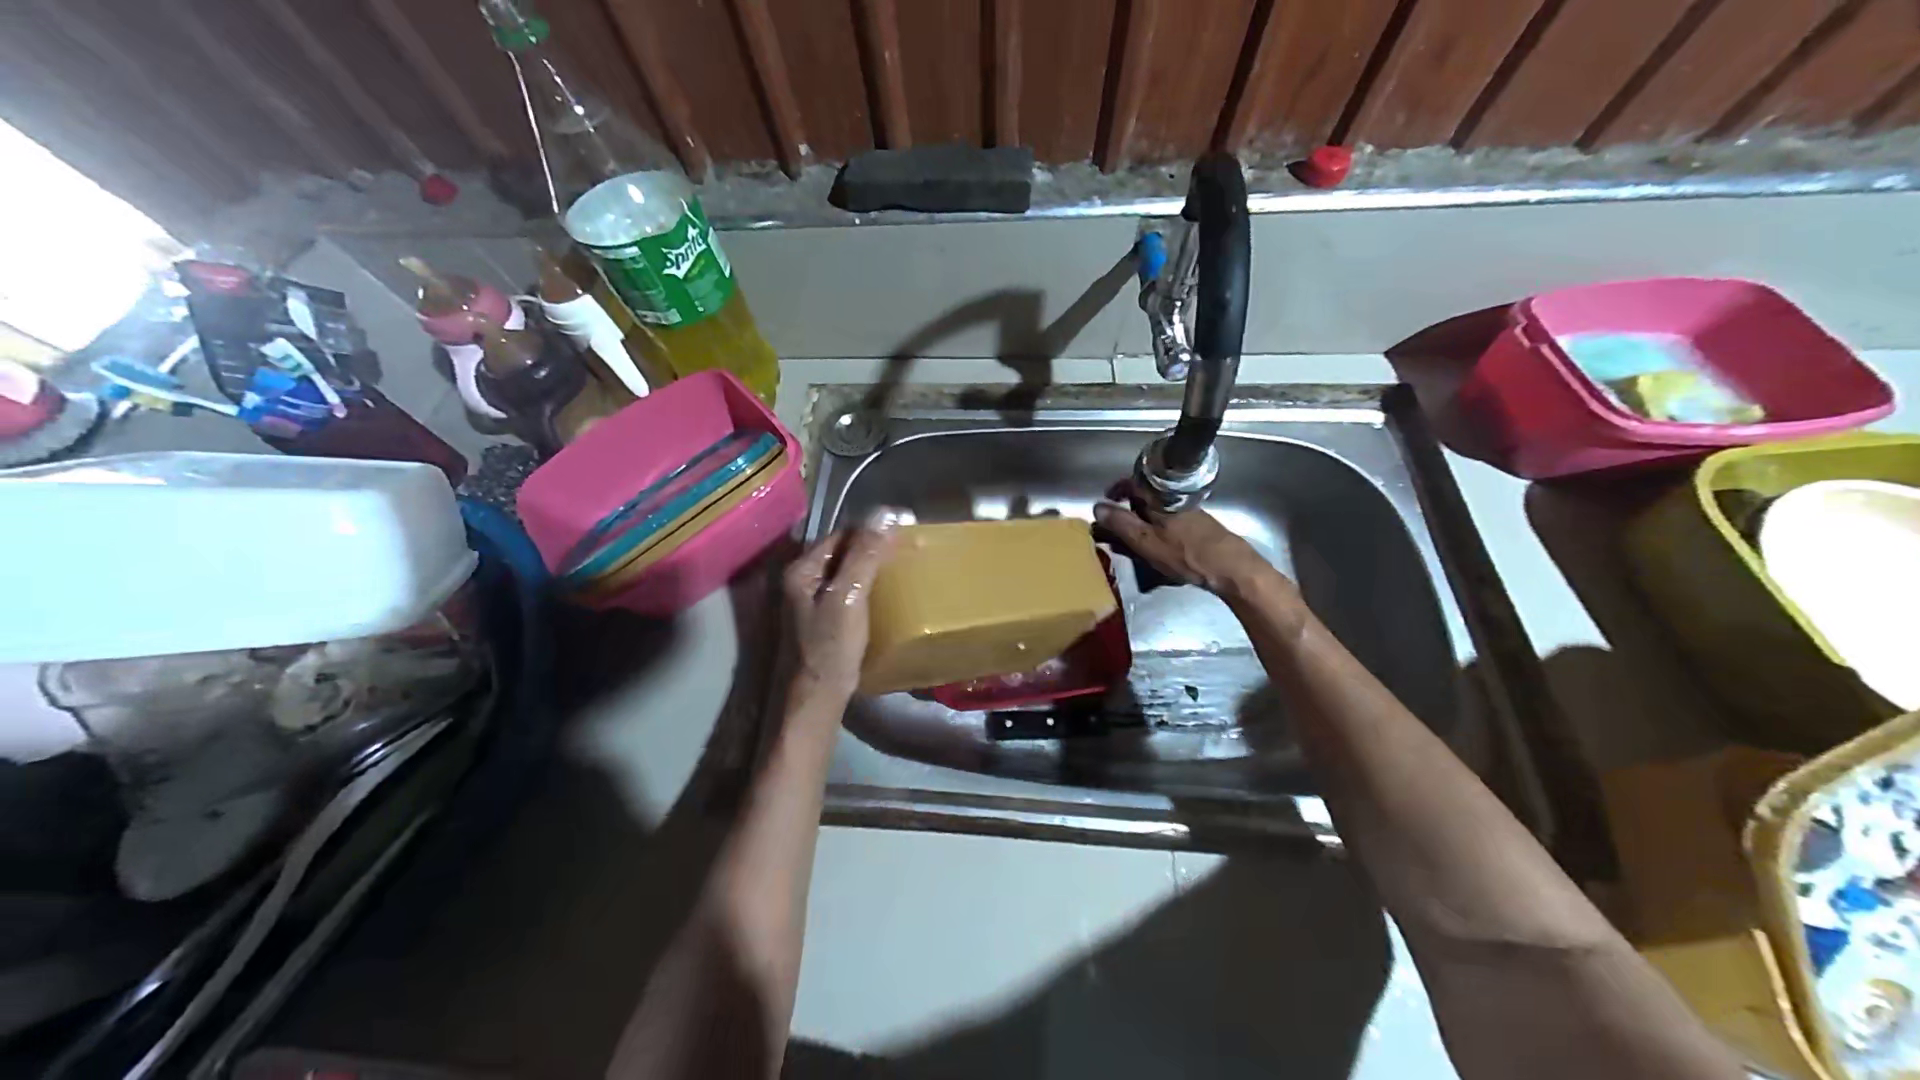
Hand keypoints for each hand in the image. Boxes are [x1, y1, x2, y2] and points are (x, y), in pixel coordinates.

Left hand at [782, 510, 903, 698]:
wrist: (815, 702)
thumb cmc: (830, 649)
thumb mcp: (849, 598)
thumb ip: (865, 555)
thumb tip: (886, 513)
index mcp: (802, 570)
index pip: (841, 535)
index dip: (872, 530)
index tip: (905, 531)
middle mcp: (801, 582)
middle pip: (842, 553)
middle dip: (874, 548)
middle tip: (909, 550)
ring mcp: (810, 604)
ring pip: (846, 573)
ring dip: (872, 568)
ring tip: (903, 569)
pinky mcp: (822, 622)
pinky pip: (847, 593)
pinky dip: (868, 588)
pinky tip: (886, 595)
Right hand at [1093, 498, 1286, 601]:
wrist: (1229, 566)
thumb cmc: (1185, 553)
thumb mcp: (1145, 541)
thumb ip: (1120, 523)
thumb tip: (1097, 506)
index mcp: (1158, 497)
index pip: (1130, 483)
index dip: (1115, 491)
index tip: (1104, 504)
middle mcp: (1171, 499)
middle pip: (1141, 499)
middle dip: (1124, 513)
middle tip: (1111, 532)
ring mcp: (1185, 512)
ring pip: (1153, 512)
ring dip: (1138, 525)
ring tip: (1129, 545)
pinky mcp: (1194, 526)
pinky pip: (1165, 523)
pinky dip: (1153, 532)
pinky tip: (1153, 550)